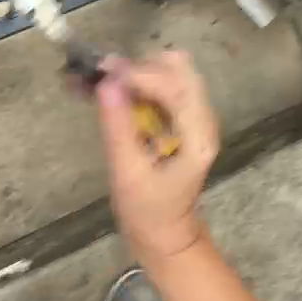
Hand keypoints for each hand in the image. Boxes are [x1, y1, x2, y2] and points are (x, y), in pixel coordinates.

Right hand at [95, 50, 219, 264]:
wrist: (164, 233)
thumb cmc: (147, 210)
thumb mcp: (127, 173)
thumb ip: (117, 127)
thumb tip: (106, 83)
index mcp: (197, 136)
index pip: (176, 86)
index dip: (140, 73)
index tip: (104, 74)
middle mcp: (202, 118)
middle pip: (177, 68)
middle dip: (138, 67)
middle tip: (101, 78)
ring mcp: (193, 115)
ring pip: (168, 70)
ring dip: (135, 71)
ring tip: (100, 82)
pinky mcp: (180, 116)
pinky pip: (161, 83)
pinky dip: (135, 80)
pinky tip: (106, 88)